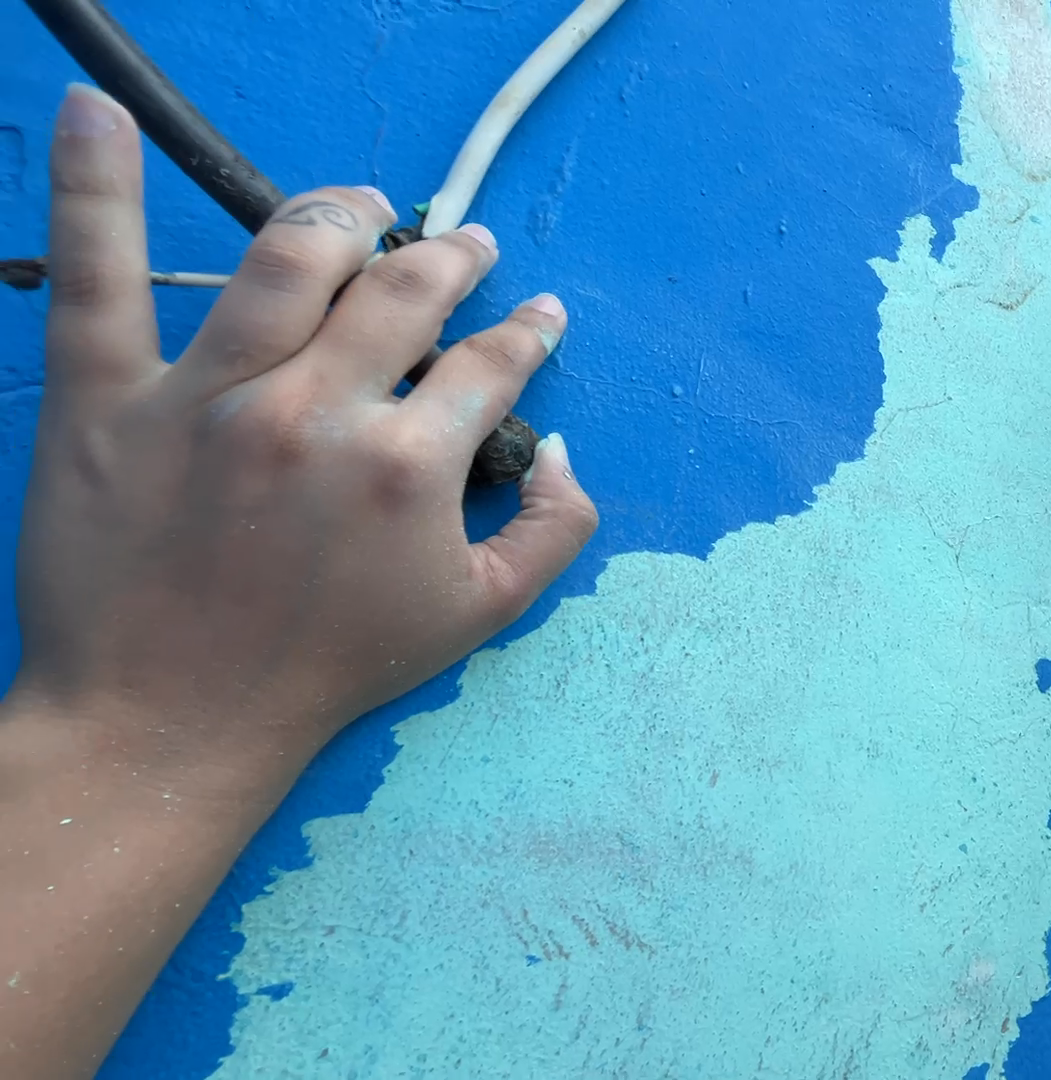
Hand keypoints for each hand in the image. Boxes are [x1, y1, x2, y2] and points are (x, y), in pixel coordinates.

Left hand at [12, 83, 598, 791]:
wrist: (178, 714)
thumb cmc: (349, 658)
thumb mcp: (495, 605)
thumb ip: (559, 523)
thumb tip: (557, 446)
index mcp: (413, 464)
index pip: (490, 364)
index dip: (529, 331)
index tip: (542, 313)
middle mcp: (319, 410)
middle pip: (402, 295)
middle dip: (454, 260)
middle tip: (473, 243)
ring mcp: (206, 395)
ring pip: (283, 263)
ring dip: (339, 216)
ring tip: (367, 203)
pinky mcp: (104, 398)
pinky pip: (95, 274)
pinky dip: (97, 187)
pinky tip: (103, 114)